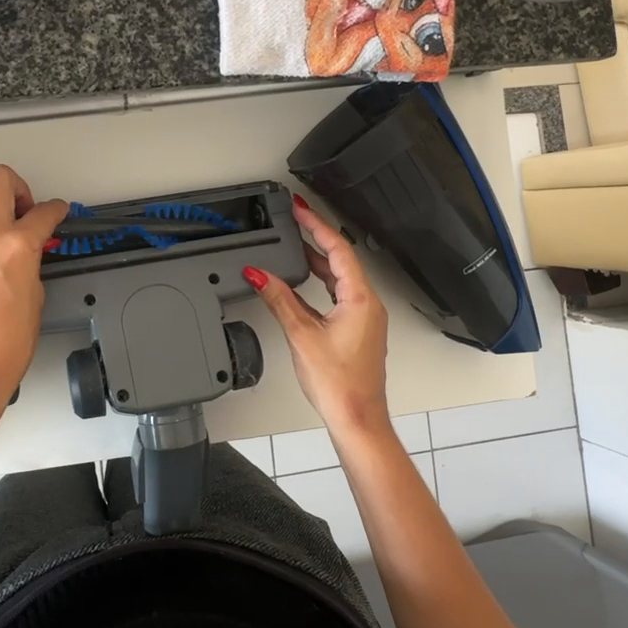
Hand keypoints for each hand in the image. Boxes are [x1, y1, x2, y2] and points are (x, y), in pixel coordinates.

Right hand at [245, 196, 392, 439]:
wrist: (357, 418)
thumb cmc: (340, 384)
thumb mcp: (302, 334)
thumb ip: (279, 299)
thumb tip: (259, 275)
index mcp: (361, 299)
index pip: (338, 248)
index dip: (317, 225)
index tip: (300, 209)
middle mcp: (368, 305)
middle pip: (341, 260)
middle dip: (315, 239)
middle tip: (294, 220)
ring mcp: (364, 318)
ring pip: (340, 278)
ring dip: (316, 261)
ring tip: (293, 246)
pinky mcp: (358, 330)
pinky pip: (339, 295)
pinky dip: (319, 283)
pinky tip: (301, 284)